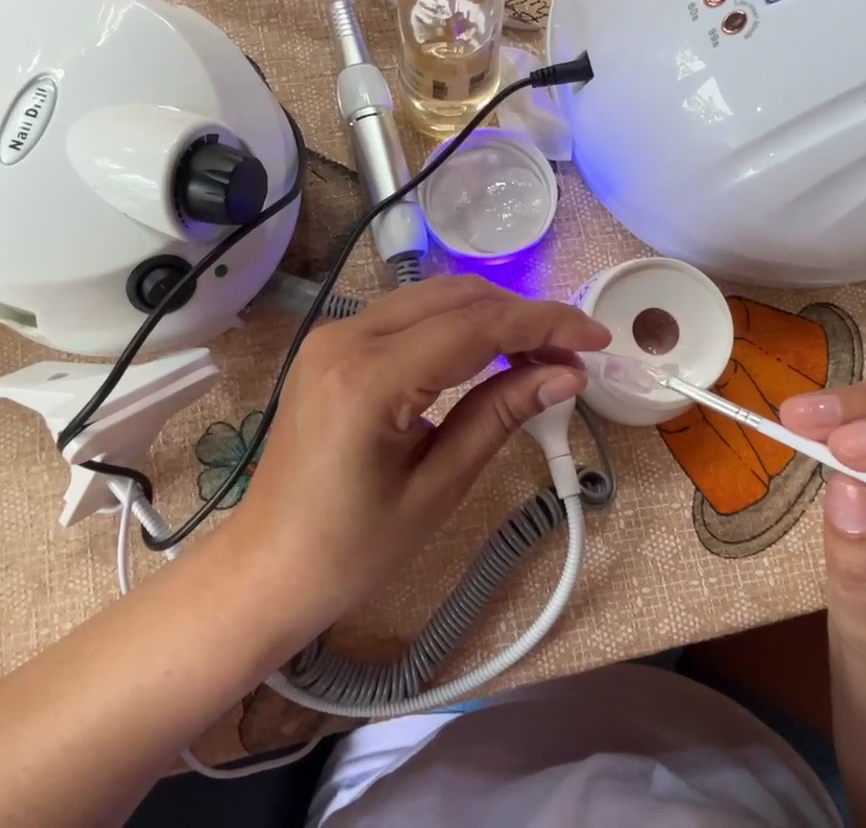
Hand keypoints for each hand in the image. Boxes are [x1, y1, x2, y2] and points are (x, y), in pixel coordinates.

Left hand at [228, 276, 609, 635]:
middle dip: (522, 316)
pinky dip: (455, 325)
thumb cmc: (352, 550)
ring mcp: (331, 336)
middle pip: (456, 297)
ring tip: (540, 356)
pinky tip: (486, 354)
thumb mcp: (438, 487)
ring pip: (432, 297)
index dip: (545, 324)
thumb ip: (500, 415)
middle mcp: (346, 337)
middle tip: (571, 356)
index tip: (597, 338)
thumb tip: (567, 373)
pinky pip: (406, 315)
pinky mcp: (329, 347)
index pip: (477, 326)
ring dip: (491, 316)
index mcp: (370, 378)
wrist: (268, 568)